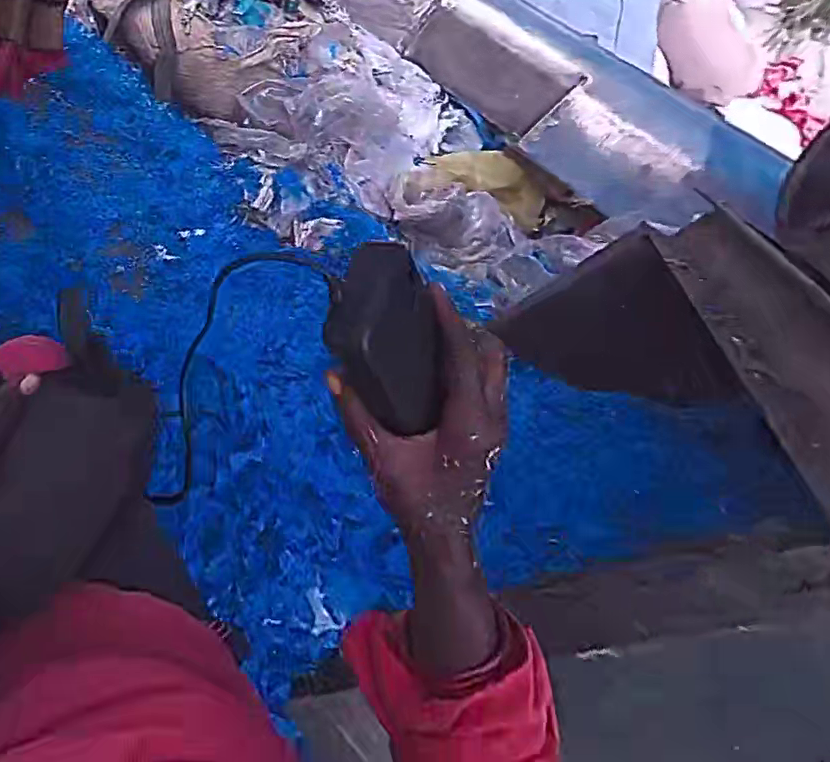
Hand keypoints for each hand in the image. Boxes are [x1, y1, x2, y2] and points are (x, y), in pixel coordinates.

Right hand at [329, 282, 507, 550]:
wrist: (443, 537)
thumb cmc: (413, 499)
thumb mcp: (380, 456)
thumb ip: (355, 415)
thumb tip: (332, 376)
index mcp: (468, 421)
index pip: (464, 357)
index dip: (450, 321)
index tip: (434, 292)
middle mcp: (492, 417)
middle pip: (493, 355)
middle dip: (466, 327)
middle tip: (433, 311)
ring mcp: (497, 423)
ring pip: (497, 367)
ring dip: (473, 342)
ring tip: (437, 329)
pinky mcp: (492, 428)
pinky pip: (491, 380)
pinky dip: (472, 360)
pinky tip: (444, 359)